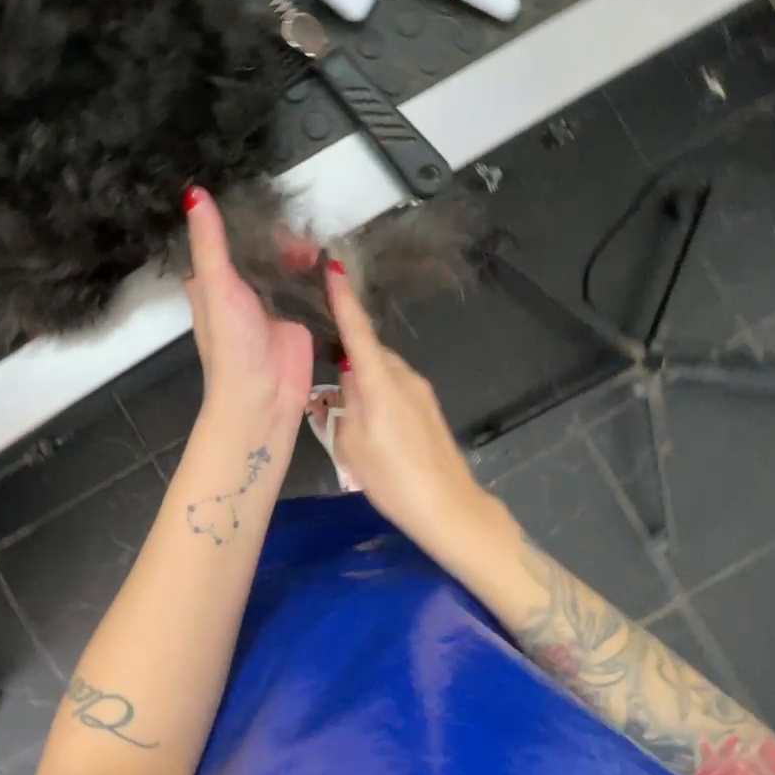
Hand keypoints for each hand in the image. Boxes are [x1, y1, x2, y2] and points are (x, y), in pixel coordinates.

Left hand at [183, 187, 313, 427]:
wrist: (263, 397)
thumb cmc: (232, 342)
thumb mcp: (216, 284)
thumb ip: (209, 240)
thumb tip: (193, 191)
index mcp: (212, 281)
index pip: (227, 237)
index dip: (246, 221)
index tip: (268, 209)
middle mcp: (240, 289)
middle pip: (262, 248)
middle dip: (282, 237)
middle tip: (300, 240)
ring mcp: (271, 303)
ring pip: (287, 264)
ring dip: (303, 253)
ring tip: (316, 252)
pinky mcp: (299, 316)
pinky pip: (309, 285)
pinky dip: (319, 273)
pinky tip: (330, 264)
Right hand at [324, 260, 505, 542]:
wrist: (448, 507)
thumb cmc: (392, 478)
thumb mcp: (351, 443)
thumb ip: (345, 404)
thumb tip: (347, 381)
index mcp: (380, 381)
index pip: (357, 330)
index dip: (344, 298)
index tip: (334, 267)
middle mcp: (403, 376)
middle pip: (368, 352)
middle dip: (346, 358)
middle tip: (326, 388)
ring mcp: (420, 392)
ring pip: (382, 372)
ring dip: (363, 382)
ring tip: (347, 417)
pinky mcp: (428, 409)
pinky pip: (395, 388)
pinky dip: (378, 395)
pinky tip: (372, 427)